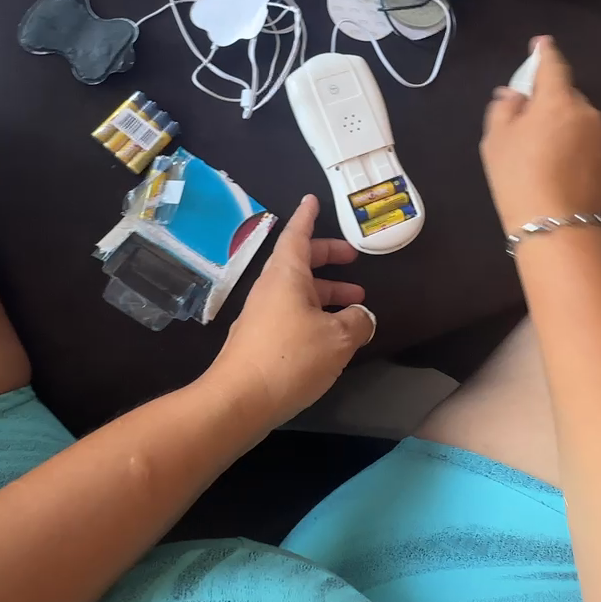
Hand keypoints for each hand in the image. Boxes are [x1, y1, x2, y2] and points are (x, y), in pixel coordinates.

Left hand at [204, 195, 375, 428]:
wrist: (238, 401)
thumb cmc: (290, 357)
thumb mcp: (338, 339)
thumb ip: (357, 321)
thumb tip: (362, 316)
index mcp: (286, 276)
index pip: (297, 235)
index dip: (307, 217)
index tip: (312, 200)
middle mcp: (271, 288)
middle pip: (299, 261)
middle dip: (326, 256)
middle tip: (352, 258)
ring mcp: (262, 314)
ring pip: (297, 289)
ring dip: (326, 290)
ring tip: (355, 304)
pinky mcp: (260, 338)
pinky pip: (291, 311)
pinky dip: (314, 311)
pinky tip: (332, 333)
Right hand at [481, 36, 600, 232]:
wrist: (556, 226)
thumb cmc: (518, 177)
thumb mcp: (496, 140)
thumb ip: (504, 108)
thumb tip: (515, 94)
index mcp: (557, 100)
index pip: (552, 66)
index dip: (544, 52)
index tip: (541, 43)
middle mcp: (587, 112)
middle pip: (566, 96)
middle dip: (550, 101)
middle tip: (528, 123)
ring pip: (579, 120)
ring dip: (564, 125)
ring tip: (544, 153)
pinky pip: (589, 141)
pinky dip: (577, 145)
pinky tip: (561, 167)